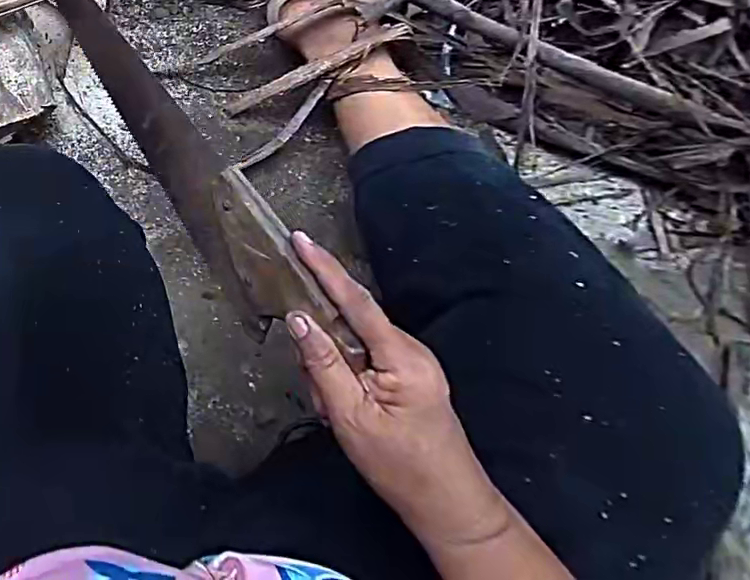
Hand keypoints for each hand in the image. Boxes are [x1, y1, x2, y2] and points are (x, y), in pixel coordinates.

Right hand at [287, 231, 513, 551]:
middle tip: (319, 392)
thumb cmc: (402, 467)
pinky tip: (342, 405)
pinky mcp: (406, 372)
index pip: (355, 301)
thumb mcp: (350, 417)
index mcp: (403, 358)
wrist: (452, 510)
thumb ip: (322, 362)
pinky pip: (359, 356)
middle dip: (321, 347)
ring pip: (349, 341)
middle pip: (347, 322)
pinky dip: (341, 375)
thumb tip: (298, 316)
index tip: (299, 238)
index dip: (324, 267)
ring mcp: (410, 361)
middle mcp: (411, 350)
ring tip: (334, 410)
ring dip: (330, 369)